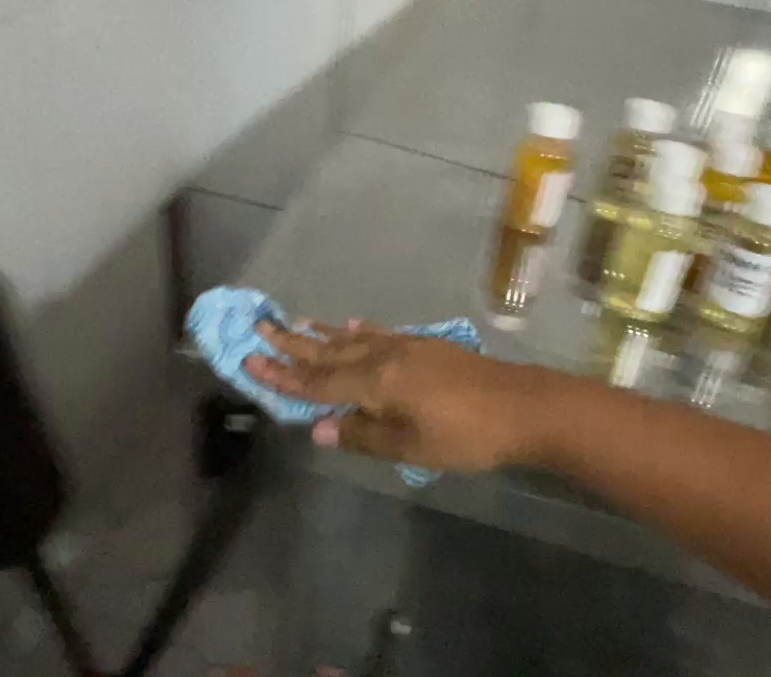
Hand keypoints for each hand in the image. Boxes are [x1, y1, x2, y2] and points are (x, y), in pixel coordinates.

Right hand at [243, 320, 555, 472]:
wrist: (520, 405)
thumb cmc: (465, 435)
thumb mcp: (411, 447)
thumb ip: (362, 435)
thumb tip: (317, 427)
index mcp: (377, 382)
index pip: (318, 381)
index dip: (283, 374)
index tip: (249, 359)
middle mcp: (385, 356)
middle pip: (330, 351)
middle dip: (293, 343)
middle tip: (259, 326)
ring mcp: (406, 346)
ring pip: (353, 338)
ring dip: (322, 333)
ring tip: (295, 322)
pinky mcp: (424, 345)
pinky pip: (381, 333)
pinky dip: (360, 329)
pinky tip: (351, 324)